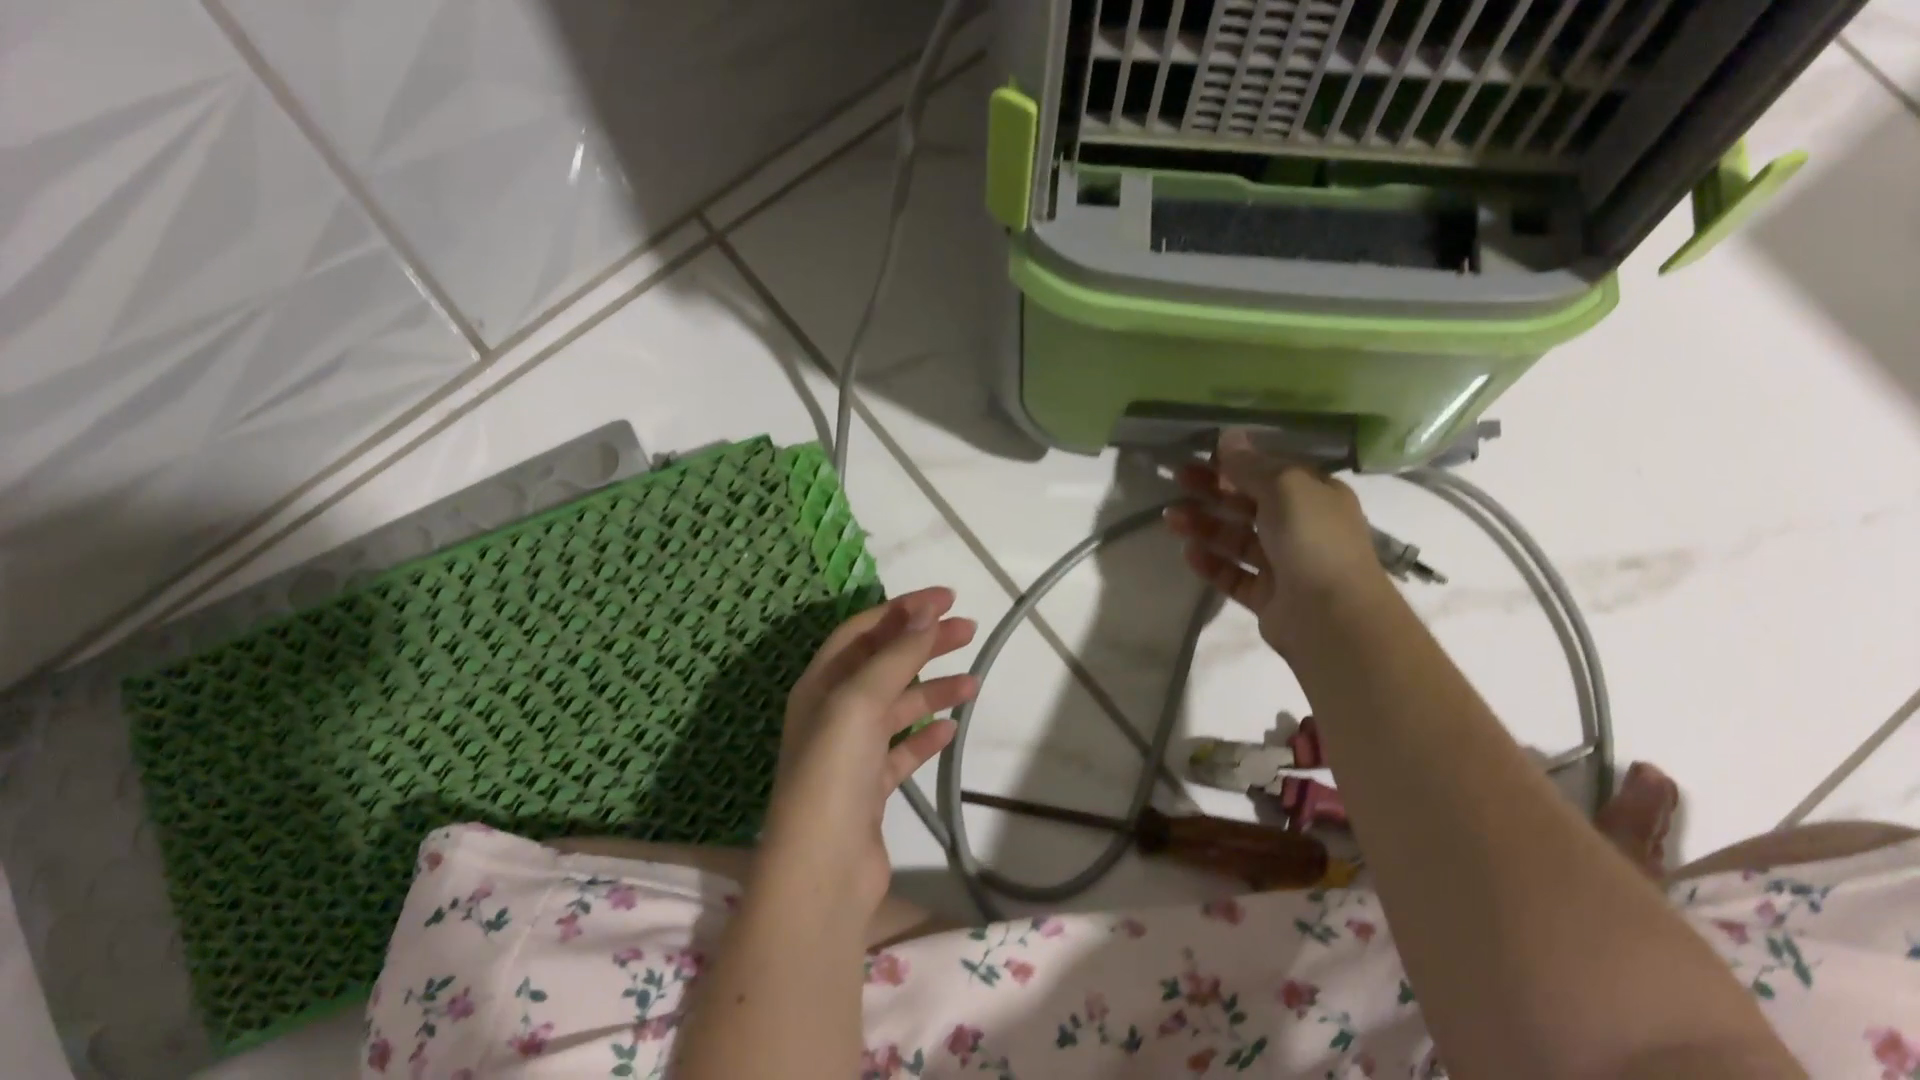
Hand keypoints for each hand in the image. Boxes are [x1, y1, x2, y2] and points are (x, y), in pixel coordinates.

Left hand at [759, 587, 978, 913]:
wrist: (822, 866)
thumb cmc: (833, 771)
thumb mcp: (860, 701)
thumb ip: (895, 655)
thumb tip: (925, 608)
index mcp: (820, 684)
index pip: (864, 631)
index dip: (903, 610)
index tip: (947, 599)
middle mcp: (831, 712)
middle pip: (883, 664)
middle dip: (924, 644)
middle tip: (969, 631)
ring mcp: (850, 752)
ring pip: (897, 708)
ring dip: (933, 690)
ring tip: (973, 683)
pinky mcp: (870, 788)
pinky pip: (902, 751)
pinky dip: (926, 736)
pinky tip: (952, 730)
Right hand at [1164, 428, 1389, 658]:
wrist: (1332, 616)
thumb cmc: (1313, 539)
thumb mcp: (1285, 487)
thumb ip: (1252, 464)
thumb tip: (1228, 436)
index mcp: (1316, 495)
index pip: (1272, 472)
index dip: (1237, 462)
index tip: (1201, 456)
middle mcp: (1302, 527)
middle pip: (1250, 504)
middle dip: (1213, 490)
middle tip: (1177, 479)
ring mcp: (1284, 564)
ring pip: (1237, 539)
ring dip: (1205, 525)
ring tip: (1170, 519)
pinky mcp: (1267, 597)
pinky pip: (1233, 575)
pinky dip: (1211, 563)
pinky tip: (1188, 552)